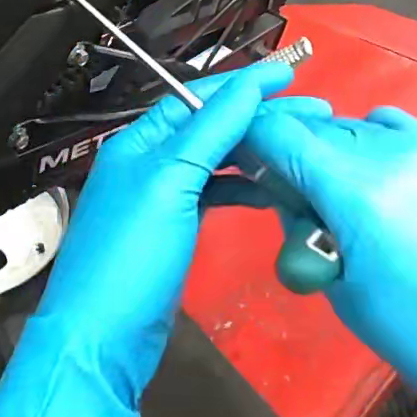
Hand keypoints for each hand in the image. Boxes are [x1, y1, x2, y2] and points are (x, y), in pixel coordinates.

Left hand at [33, 59, 297, 379]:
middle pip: (210, 125)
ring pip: (216, 159)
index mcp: (140, 141)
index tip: (289, 75)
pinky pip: (214, 192)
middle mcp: (149, 161)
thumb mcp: (170, 183)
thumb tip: (247, 86)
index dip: (242, 84)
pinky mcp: (175, 227)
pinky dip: (243, 187)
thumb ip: (209, 132)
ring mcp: (162, 196)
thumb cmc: (131, 255)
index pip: (196, 98)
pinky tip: (274, 190)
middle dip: (258, 116)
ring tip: (304, 146)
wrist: (101, 341)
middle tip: (314, 114)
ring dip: (256, 150)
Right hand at [236, 105, 416, 416]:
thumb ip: (307, 233)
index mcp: (358, 191)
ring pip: (350, 125)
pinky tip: (380, 182)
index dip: (247, 139)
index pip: (277, 132)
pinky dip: (368, 145)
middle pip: (311, 126)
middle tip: (294, 202)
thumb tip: (292, 200)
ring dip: (328, 152)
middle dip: (288, 154)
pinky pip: (392, 129)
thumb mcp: (349, 297)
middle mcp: (391, 152)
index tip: (238, 161)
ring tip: (341, 201)